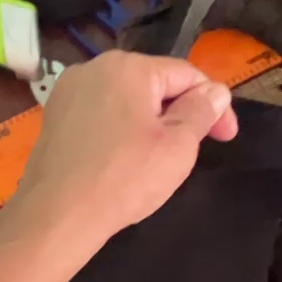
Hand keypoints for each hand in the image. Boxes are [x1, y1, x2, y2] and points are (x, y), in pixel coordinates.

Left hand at [8, 51, 238, 245]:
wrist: (57, 215)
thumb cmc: (124, 178)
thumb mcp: (177, 146)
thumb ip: (201, 111)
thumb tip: (216, 91)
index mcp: (128, 66)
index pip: (186, 75)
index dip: (214, 105)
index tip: (227, 137)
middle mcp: (94, 67)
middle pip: (153, 84)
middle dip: (179, 112)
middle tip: (194, 150)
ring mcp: (68, 91)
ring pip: (126, 100)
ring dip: (149, 122)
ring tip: (158, 159)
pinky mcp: (54, 116)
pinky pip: (100, 114)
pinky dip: (119, 130)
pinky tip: (123, 159)